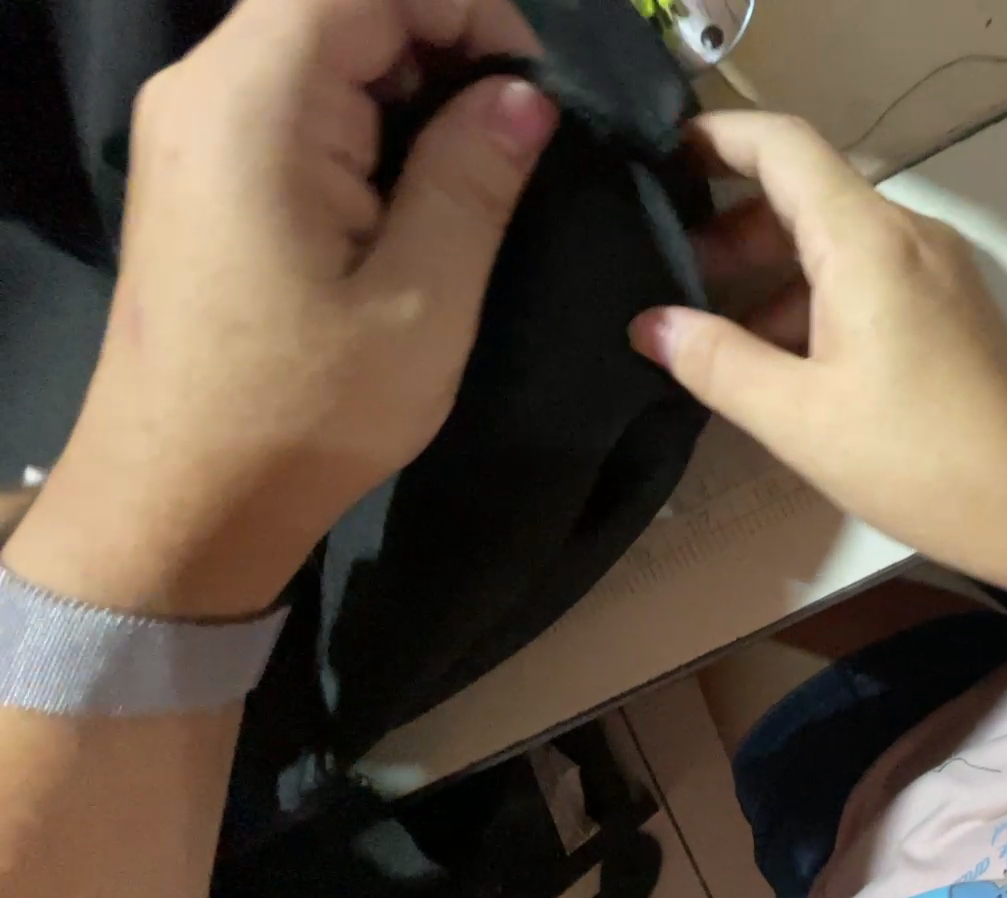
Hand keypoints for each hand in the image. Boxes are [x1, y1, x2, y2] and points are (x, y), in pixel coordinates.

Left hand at [2, 0, 556, 616]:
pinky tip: (430, 185)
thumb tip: (527, 97)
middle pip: (334, 5)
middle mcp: (210, 92)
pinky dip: (384, 120)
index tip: (541, 91)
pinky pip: (306, 103)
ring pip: (323, 51)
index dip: (464, 11)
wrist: (204, 480)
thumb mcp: (426, 297)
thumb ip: (472, 182)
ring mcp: (204, 129)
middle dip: (448, 44)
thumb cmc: (321, 399)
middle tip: (529, 134)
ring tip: (492, 164)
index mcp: (257, 109)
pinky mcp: (217, 170)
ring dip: (421, 86)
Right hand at [629, 113, 1006, 583]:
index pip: (782, 145)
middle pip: (809, 197)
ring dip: (777, 276)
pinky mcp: (956, 313)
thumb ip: (717, 363)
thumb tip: (651, 325)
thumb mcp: (800, 417)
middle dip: (734, 228)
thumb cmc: (917, 461)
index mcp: (869, 241)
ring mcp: (942, 274)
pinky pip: (876, 282)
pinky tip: (788, 360)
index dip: (713, 141)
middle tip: (674, 279)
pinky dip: (823, 303)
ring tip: (719, 333)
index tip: (657, 166)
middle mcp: (911, 236)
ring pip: (842, 246)